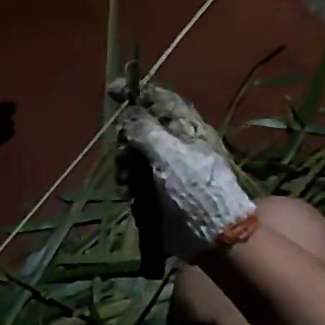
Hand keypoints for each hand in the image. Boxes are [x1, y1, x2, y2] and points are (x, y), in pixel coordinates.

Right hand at [112, 80, 256, 262]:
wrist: (211, 233)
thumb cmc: (195, 187)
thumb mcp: (168, 152)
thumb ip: (144, 128)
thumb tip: (129, 113)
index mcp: (186, 127)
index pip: (160, 98)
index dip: (137, 92)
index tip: (113, 91)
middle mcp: (177, 143)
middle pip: (141, 127)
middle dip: (126, 140)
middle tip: (123, 155)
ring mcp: (167, 167)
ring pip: (134, 153)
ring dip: (124, 165)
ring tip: (125, 182)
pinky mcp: (159, 188)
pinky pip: (135, 177)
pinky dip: (127, 183)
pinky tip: (127, 193)